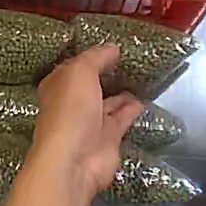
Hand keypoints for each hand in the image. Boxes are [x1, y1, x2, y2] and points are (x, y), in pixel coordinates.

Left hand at [28, 44, 144, 199]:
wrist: (74, 159)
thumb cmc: (70, 110)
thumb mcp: (80, 72)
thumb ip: (96, 57)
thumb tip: (113, 48)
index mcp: (58, 85)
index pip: (74, 66)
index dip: (90, 57)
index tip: (111, 46)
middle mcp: (72, 103)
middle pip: (91, 85)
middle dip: (107, 74)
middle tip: (131, 61)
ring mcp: (90, 122)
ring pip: (109, 102)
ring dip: (123, 92)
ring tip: (143, 77)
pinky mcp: (108, 137)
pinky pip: (123, 118)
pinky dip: (134, 108)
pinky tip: (146, 97)